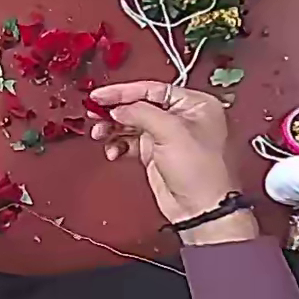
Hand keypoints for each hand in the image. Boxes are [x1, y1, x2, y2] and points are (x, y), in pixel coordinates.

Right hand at [87, 81, 257, 244]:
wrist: (202, 210)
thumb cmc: (203, 172)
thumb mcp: (171, 132)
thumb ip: (141, 113)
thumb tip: (118, 107)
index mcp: (194, 104)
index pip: (152, 89)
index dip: (123, 92)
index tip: (101, 95)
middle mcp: (181, 117)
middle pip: (139, 105)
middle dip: (115, 111)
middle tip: (95, 113)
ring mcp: (167, 136)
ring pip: (131, 124)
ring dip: (113, 128)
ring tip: (99, 133)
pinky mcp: (156, 153)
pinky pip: (130, 142)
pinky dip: (119, 145)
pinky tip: (114, 151)